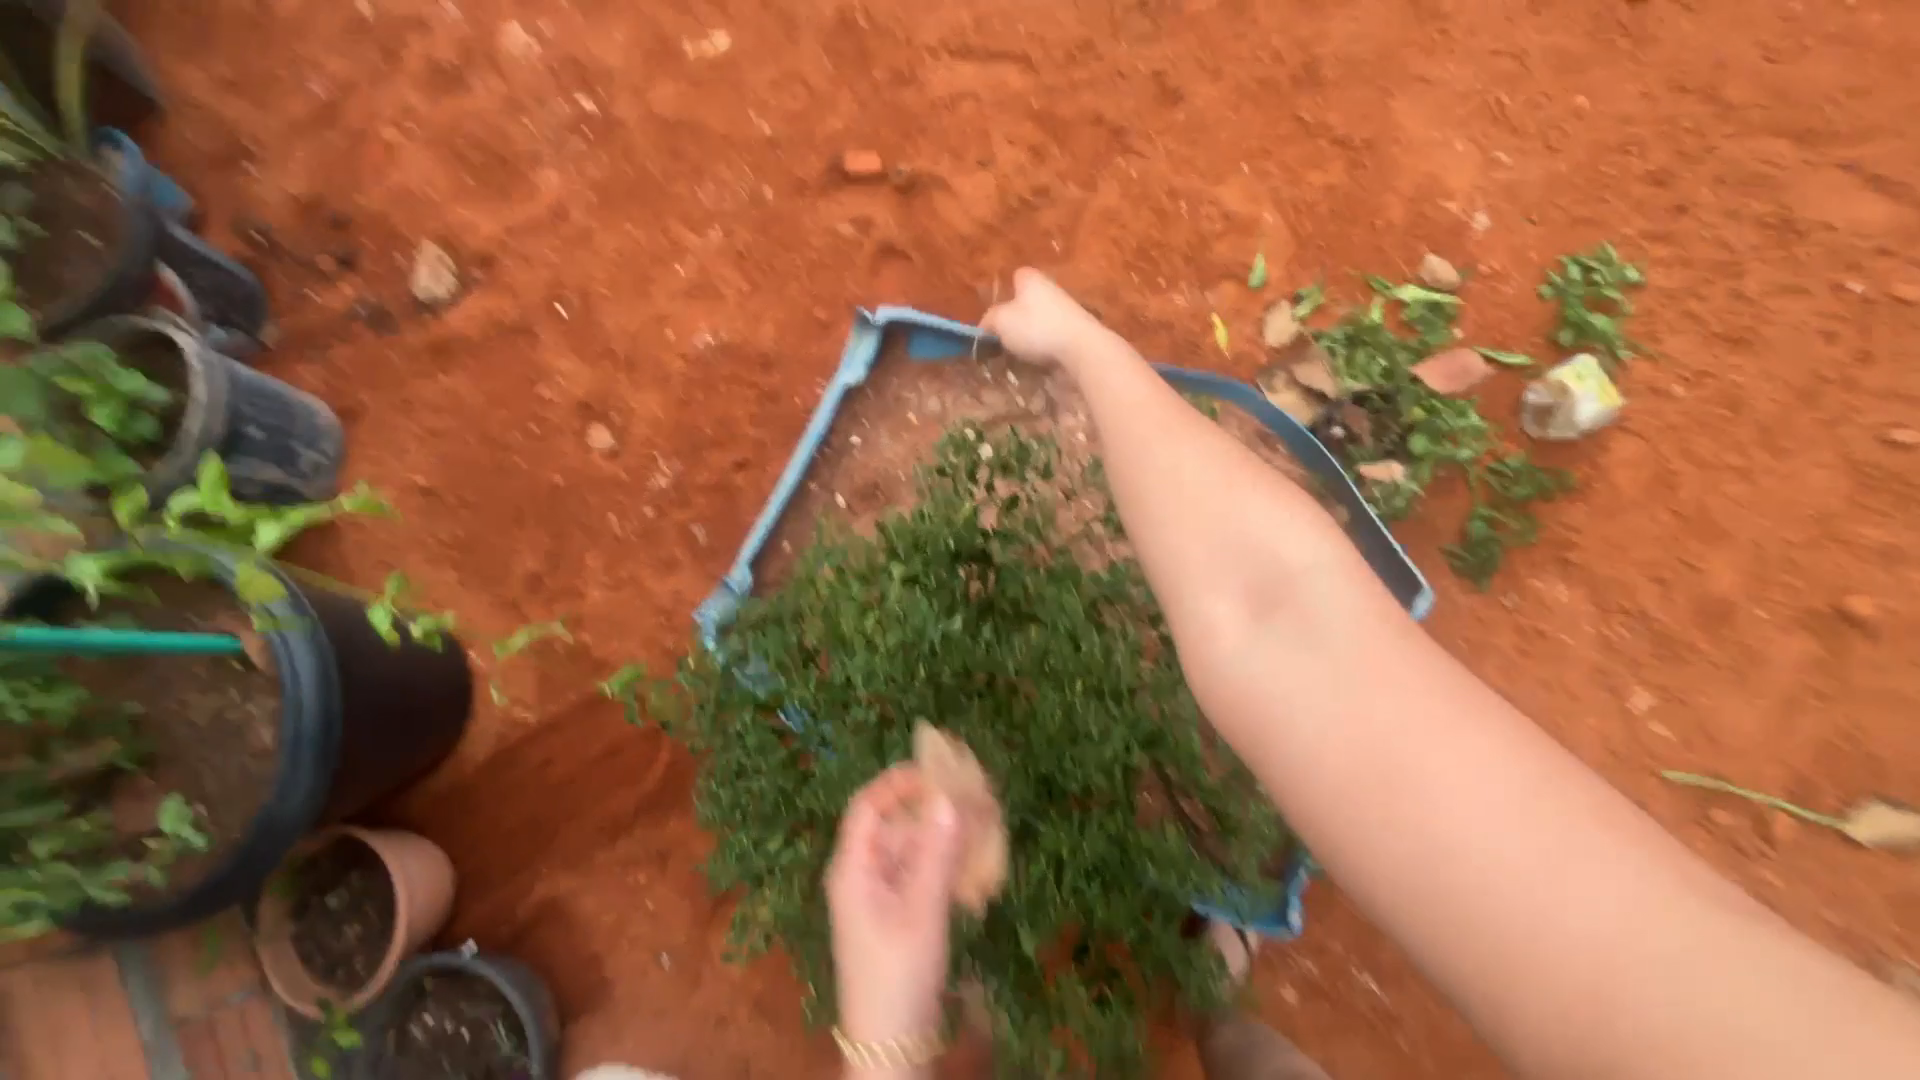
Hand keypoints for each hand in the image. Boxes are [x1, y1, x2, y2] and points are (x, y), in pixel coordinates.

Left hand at [827, 765, 963, 1048]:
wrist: (891, 1044)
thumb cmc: (897, 975)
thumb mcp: (921, 911)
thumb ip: (936, 854)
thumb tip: (948, 799)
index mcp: (854, 869)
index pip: (869, 806)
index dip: (899, 782)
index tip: (938, 769)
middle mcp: (863, 876)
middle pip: (896, 826)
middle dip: (933, 809)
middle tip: (976, 798)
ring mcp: (881, 897)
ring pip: (914, 850)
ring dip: (946, 836)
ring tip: (986, 824)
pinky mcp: (899, 917)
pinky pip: (922, 875)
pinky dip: (946, 864)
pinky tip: (977, 863)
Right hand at [980, 268, 1112, 369]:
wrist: (1081, 349)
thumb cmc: (1036, 328)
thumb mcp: (1000, 322)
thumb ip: (989, 320)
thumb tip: (985, 326)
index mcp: (1031, 279)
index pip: (1016, 276)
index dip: (1005, 292)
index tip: (996, 314)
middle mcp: (1051, 289)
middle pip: (1028, 300)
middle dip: (1017, 317)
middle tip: (1003, 338)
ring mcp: (1067, 310)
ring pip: (1041, 321)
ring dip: (1031, 336)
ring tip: (1018, 355)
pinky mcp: (1077, 332)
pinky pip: (1054, 338)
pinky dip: (1045, 348)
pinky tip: (1038, 362)